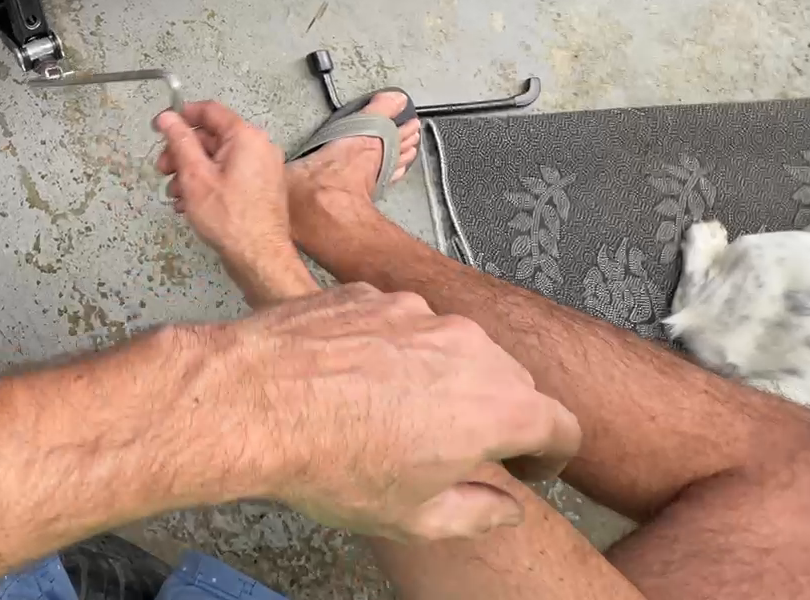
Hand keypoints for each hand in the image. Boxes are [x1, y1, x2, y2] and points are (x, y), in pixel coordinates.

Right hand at [155, 102, 312, 303]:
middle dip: (182, 152)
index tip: (159, 128)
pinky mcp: (261, 187)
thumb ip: (179, 141)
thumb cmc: (228, 218)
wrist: (259, 258)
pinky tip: (189, 202)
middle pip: (211, 136)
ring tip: (175, 193)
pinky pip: (228, 173)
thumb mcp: (194, 175)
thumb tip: (167, 117)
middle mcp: (258, 146)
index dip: (180, 116)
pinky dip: (207, 182)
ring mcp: (262, 168)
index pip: (208, 110)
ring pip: (217, 158)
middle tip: (163, 169)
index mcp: (245, 137)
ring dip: (191, 171)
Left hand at [165, 284, 582, 541]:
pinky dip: (389, 343)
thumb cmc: (327, 459)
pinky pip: (394, 319)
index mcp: (496, 404)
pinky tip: (354, 373)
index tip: (525, 466)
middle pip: (507, 377)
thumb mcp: (416, 517)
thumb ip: (479, 512)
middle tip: (460, 441)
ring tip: (396, 406)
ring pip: (448, 341)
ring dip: (439, 371)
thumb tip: (501, 504)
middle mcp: (461, 343)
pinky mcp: (361, 292)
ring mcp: (408, 309)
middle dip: (495, 411)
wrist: (249, 398)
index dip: (548, 454)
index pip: (559, 424)